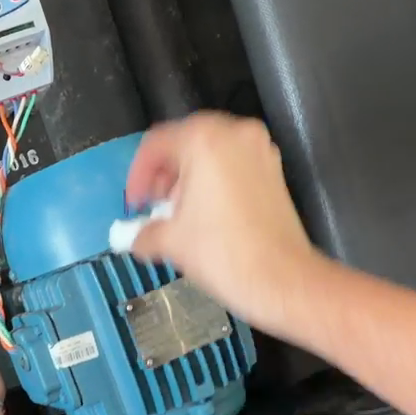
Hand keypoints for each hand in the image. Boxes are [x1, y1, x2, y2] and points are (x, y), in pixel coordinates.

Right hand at [124, 112, 320, 323]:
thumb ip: (143, 232)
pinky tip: (203, 215)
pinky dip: (212, 182)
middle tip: (153, 205)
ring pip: (210, 152)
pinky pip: (232, 165)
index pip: (156, 144)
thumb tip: (135, 236)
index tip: (135, 201)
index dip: (137, 175)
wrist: (280, 279)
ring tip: (177, 213)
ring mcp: (259, 151)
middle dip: (164, 175)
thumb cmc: (225, 254)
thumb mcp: (170, 242)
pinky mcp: (273, 171)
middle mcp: (235, 135)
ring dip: (187, 178)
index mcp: (204, 141)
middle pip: (184, 142)